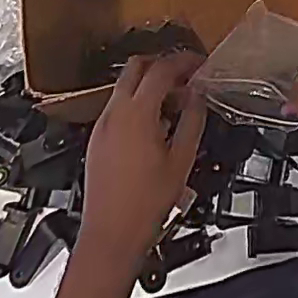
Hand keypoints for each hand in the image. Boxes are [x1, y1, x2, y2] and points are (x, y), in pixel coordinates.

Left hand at [78, 51, 206, 268]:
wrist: (111, 236)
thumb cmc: (146, 203)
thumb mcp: (182, 158)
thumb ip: (193, 119)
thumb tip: (199, 96)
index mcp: (136, 114)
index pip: (161, 69)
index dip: (183, 61)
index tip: (199, 63)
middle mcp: (114, 114)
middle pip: (136, 67)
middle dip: (163, 64)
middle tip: (186, 74)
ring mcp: (102, 126)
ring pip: (125, 86)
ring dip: (150, 83)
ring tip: (176, 102)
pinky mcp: (97, 139)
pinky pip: (118, 106)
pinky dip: (138, 102)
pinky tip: (157, 123)